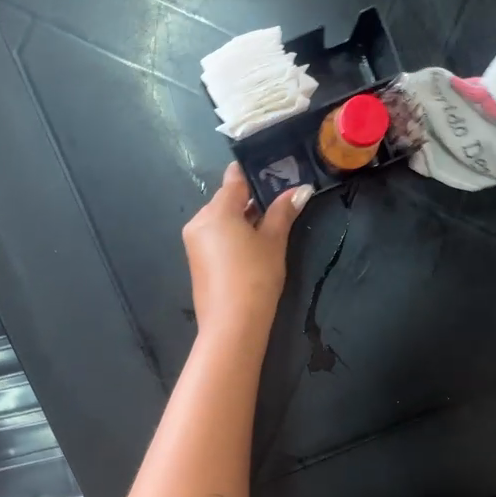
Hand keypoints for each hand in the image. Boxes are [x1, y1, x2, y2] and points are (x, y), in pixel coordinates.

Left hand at [183, 164, 311, 342]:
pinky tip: (252, 248)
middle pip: (226, 200)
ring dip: (242, 220)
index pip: (234, 179)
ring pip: (221, 219)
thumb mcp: (274, 242)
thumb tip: (301, 189)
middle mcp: (200, 220)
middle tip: (279, 203)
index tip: (275, 172)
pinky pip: (216, 237)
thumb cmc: (255, 277)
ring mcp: (194, 242)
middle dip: (250, 200)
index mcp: (216, 210)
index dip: (255, 173)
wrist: (232, 324)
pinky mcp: (196, 261)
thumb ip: (283, 212)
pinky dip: (232, 236)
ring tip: (270, 228)